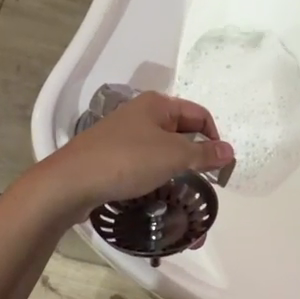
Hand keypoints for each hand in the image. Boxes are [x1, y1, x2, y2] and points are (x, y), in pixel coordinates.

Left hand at [36, 92, 233, 210]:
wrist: (71, 182)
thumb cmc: (126, 161)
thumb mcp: (172, 156)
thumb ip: (203, 154)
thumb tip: (229, 150)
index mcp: (157, 104)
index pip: (199, 115)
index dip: (214, 138)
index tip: (220, 169)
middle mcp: (141, 114)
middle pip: (181, 132)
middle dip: (195, 157)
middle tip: (204, 184)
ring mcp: (124, 136)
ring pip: (161, 151)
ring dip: (175, 170)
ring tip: (182, 193)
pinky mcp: (111, 157)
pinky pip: (143, 164)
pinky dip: (154, 177)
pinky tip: (156, 194)